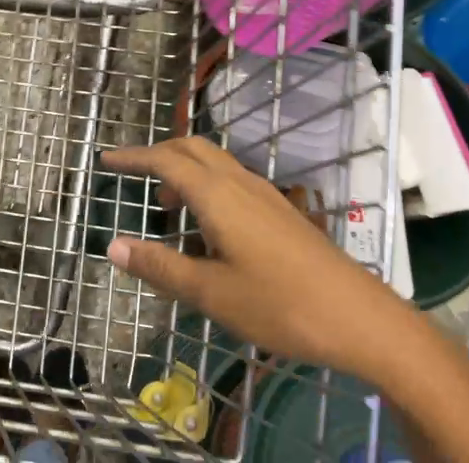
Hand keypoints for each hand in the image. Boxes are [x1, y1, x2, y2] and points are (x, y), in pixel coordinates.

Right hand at [100, 137, 420, 384]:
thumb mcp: (210, 292)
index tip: (106, 160)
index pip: (165, 160)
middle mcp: (240, 183)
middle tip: (133, 175)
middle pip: (191, 149)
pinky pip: (232, 181)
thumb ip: (160, 266)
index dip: (133, 157)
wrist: (362, 319)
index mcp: (217, 196)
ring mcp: (266, 196)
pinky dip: (207, 187)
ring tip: (166, 208)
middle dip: (158, 154)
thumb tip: (113, 245)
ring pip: (215, 164)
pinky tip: (208, 227)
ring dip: (184, 172)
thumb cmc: (280, 305)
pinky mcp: (282, 213)